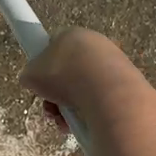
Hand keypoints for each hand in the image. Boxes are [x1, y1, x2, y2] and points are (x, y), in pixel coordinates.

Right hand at [18, 27, 140, 124]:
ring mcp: (114, 62)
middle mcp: (96, 44)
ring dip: (67, 105)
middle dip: (54, 91)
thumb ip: (30, 75)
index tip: (39, 81)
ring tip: (62, 118)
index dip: (41, 66)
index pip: (51, 47)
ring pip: (81, 87)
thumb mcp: (29, 75)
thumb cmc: (64, 78)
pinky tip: (79, 121)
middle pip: (66, 70)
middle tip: (48, 105)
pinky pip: (98, 98)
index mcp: (72, 34)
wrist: (107, 94)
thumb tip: (35, 81)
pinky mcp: (126, 82)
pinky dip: (86, 110)